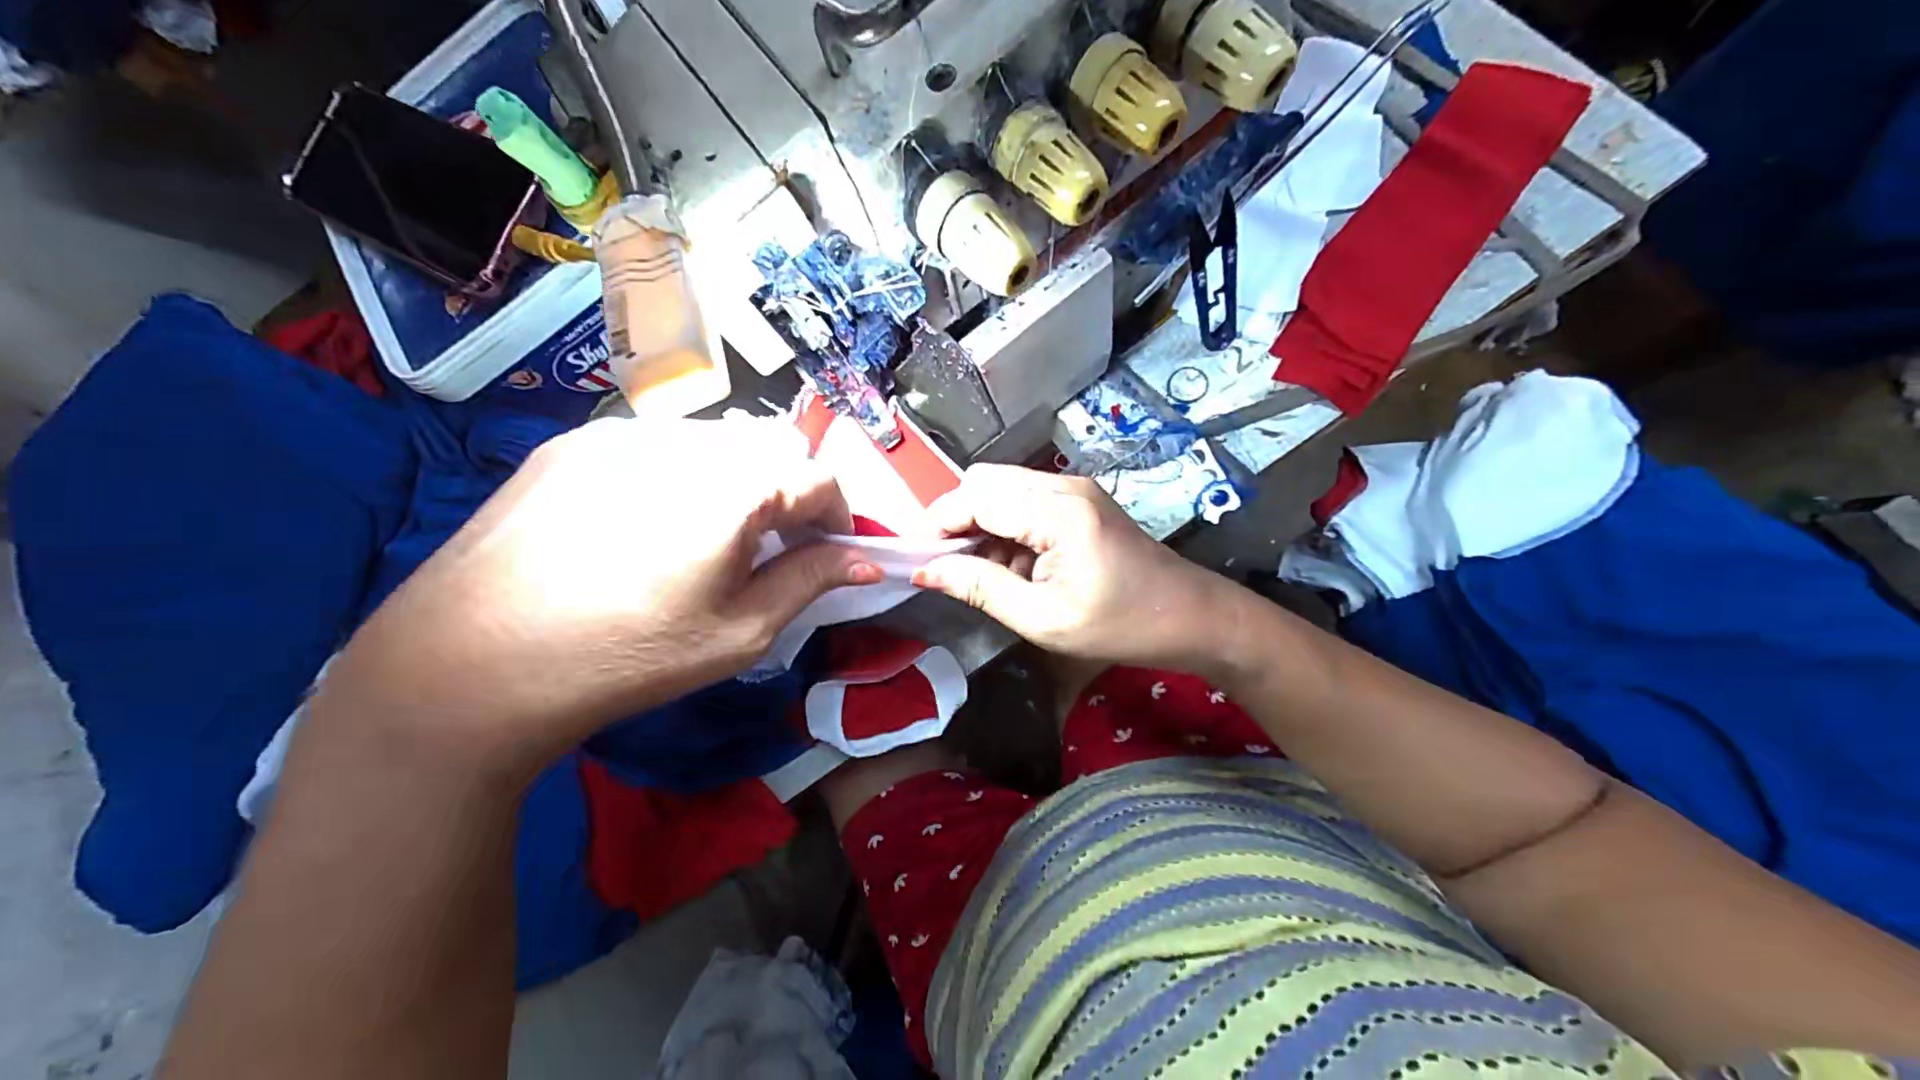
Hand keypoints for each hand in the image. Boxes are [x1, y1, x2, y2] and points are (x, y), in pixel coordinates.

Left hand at [316, 416, 881, 776]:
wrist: (472, 663)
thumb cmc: (627, 657)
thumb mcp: (739, 633)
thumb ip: (810, 582)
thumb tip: (862, 560)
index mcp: (735, 487)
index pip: (819, 476)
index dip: (837, 515)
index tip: (828, 553)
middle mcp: (685, 441)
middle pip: (772, 443)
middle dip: (790, 488)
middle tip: (769, 545)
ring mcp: (621, 433)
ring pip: (715, 437)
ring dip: (736, 477)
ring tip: (703, 536)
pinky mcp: (572, 442)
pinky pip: (654, 442)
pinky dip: (679, 473)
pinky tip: (643, 525)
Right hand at [912, 465, 1248, 676]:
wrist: (1192, 616)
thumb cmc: (1122, 625)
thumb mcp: (1044, 619)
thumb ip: (981, 588)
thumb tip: (926, 572)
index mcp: (1058, 511)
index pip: (975, 498)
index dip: (937, 525)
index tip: (914, 560)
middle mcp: (1063, 485)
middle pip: (984, 482)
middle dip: (955, 520)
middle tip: (945, 568)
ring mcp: (1074, 488)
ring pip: (1001, 489)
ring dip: (980, 525)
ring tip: (982, 574)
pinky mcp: (1080, 500)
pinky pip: (1024, 501)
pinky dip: (1005, 528)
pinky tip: (1013, 567)